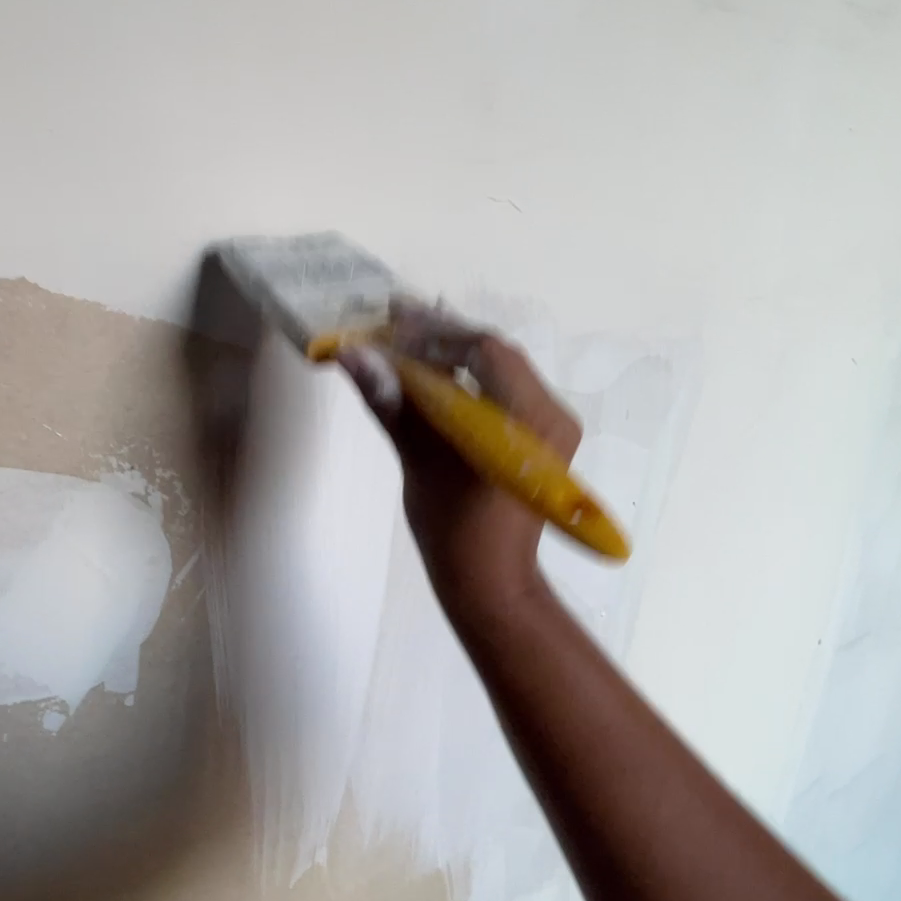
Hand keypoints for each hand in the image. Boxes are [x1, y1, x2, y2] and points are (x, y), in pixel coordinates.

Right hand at [337, 301, 583, 615]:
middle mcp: (550, 411)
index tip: (388, 319)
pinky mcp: (532, 436)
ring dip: (446, 354)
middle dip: (438, 336)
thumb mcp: (419, 462)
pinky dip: (457, 378)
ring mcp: (545, 424)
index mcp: (534, 418)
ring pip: (492, 369)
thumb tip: (350, 353)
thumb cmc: (455, 529)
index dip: (434, 330)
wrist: (487, 581)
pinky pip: (494, 391)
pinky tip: (424, 372)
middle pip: (492, 353)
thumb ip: (391, 402)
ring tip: (399, 340)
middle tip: (388, 322)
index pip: (486, 349)